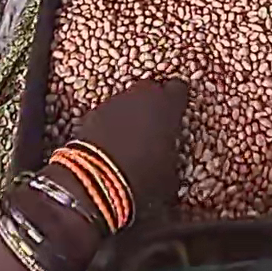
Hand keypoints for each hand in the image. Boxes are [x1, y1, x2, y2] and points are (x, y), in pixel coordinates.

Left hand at [72, 78, 188, 215]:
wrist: (96, 181)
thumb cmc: (143, 178)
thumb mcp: (169, 176)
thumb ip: (172, 158)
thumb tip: (170, 161)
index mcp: (166, 106)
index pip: (179, 89)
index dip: (177, 101)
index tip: (176, 113)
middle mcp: (141, 96)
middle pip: (151, 89)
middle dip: (153, 104)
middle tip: (155, 127)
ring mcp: (114, 102)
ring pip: (127, 100)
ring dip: (130, 113)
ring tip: (130, 140)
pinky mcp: (92, 113)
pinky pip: (107, 112)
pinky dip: (110, 124)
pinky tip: (110, 145)